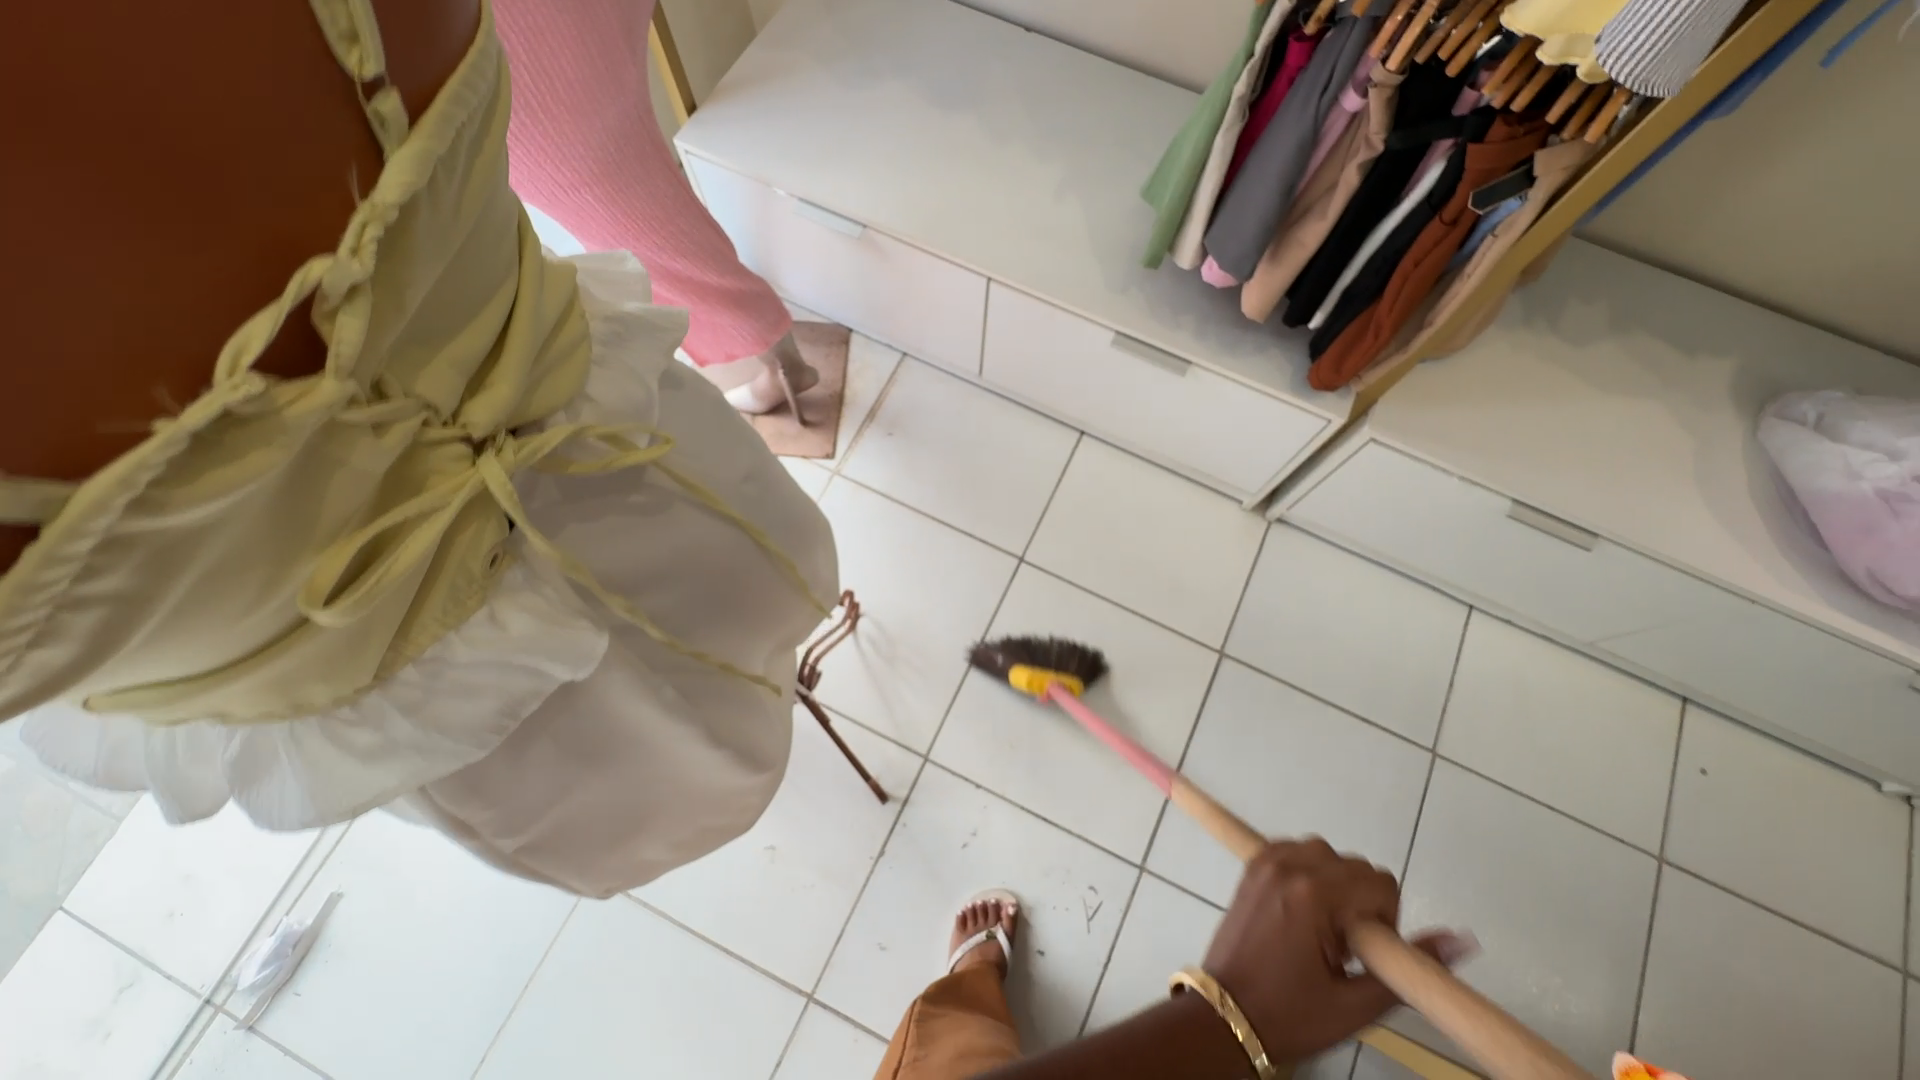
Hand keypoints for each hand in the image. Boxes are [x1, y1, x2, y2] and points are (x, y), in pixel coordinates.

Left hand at [1201, 838, 1472, 1065]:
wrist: (1226, 1013)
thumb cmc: (1291, 1014)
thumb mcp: (1357, 1003)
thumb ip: (1410, 966)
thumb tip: (1462, 941)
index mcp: (1313, 894)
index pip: (1379, 882)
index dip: (1385, 919)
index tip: (1364, 951)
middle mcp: (1287, 866)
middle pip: (1354, 865)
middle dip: (1361, 902)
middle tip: (1344, 948)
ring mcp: (1265, 862)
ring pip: (1325, 853)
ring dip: (1335, 884)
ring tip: (1322, 932)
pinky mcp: (1251, 867)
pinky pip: (1294, 851)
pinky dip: (1307, 872)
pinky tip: (1303, 912)